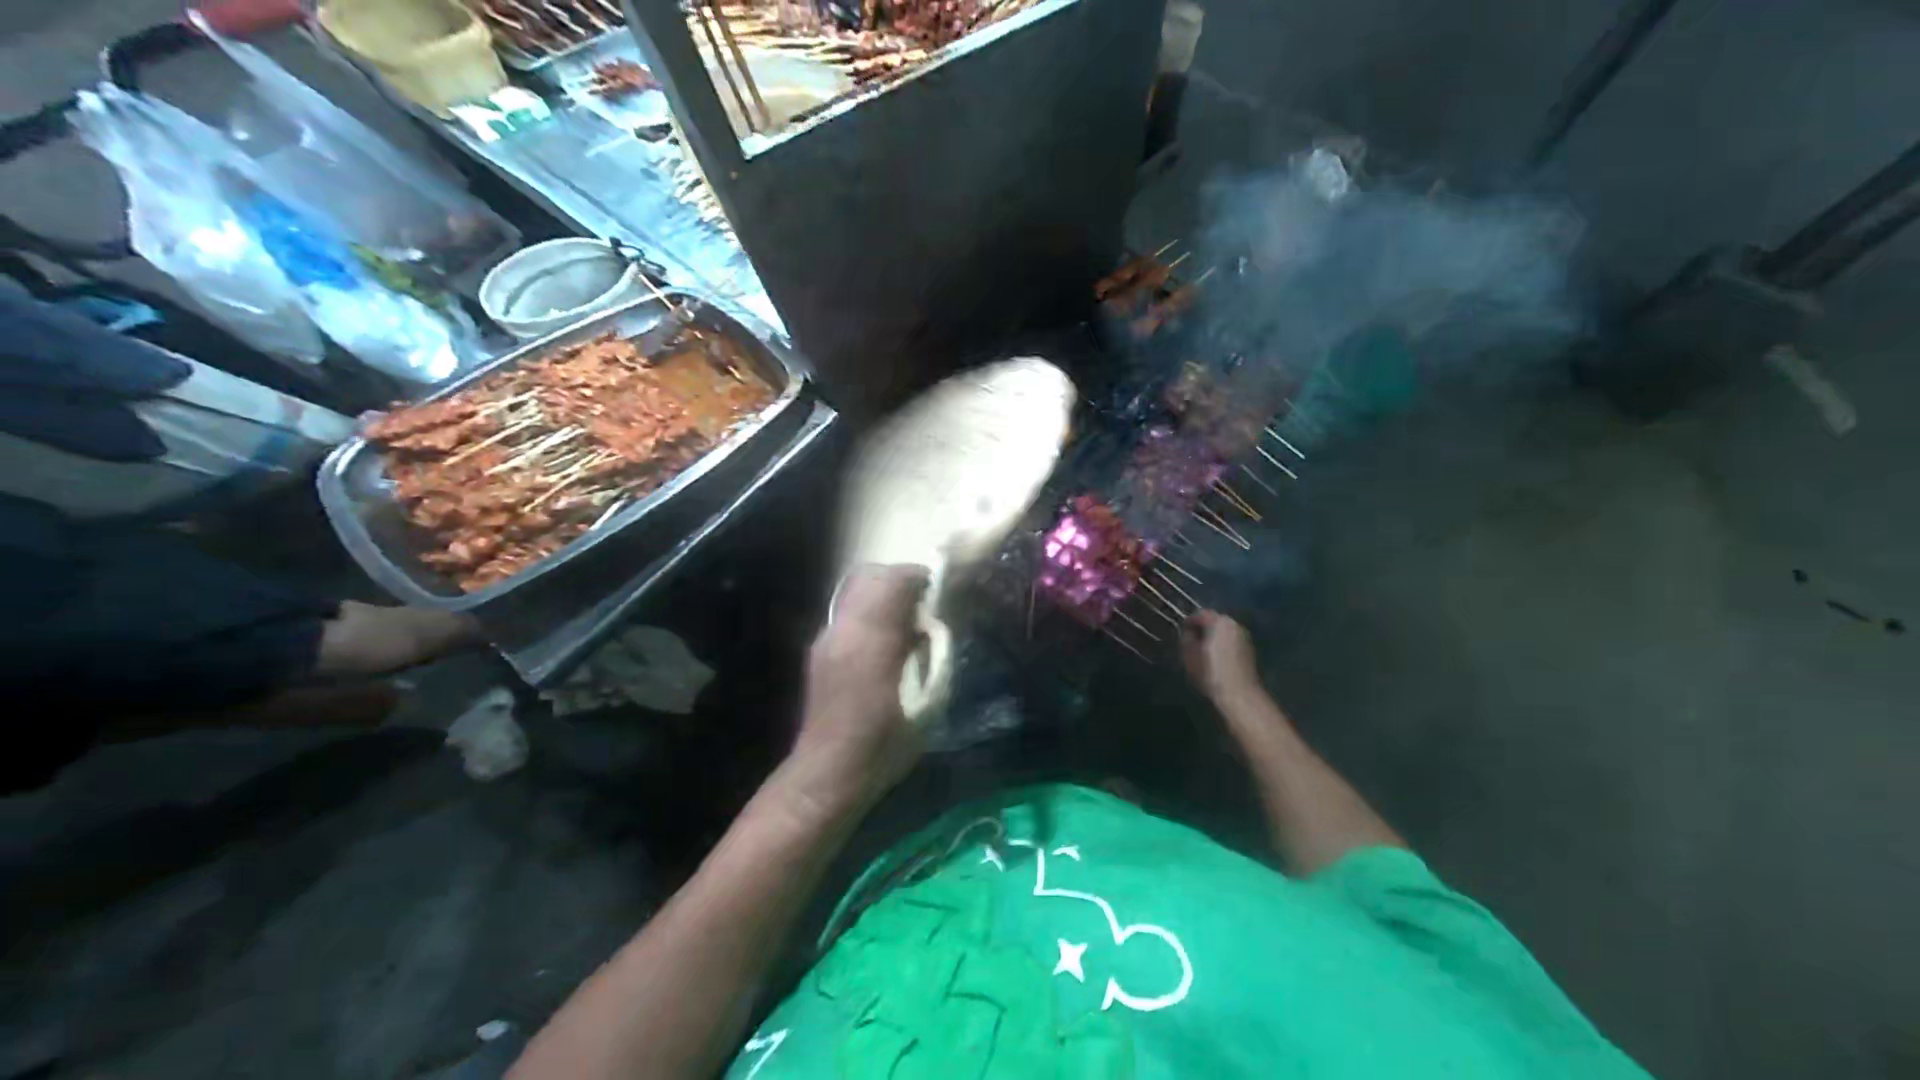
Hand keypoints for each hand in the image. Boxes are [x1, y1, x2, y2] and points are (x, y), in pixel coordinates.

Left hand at [789, 564, 930, 812]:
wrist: (829, 772)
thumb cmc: (885, 742)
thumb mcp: (925, 701)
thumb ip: (931, 653)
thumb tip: (933, 624)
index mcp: (871, 637)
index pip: (893, 580)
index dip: (919, 578)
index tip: (939, 590)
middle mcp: (843, 628)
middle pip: (869, 576)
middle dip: (898, 580)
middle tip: (923, 603)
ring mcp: (826, 637)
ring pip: (854, 592)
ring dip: (882, 596)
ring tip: (906, 623)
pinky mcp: (819, 651)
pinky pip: (847, 614)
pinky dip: (869, 613)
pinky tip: (885, 644)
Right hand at [1181, 610, 1258, 702]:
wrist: (1239, 694)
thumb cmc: (1210, 672)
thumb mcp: (1189, 655)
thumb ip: (1186, 638)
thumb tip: (1188, 632)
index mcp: (1219, 622)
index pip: (1200, 614)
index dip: (1188, 621)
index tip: (1180, 631)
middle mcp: (1234, 625)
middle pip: (1214, 621)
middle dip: (1202, 628)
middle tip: (1190, 640)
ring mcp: (1244, 637)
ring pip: (1223, 631)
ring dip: (1213, 636)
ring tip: (1202, 649)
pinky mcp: (1249, 650)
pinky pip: (1231, 640)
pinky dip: (1222, 643)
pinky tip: (1215, 657)